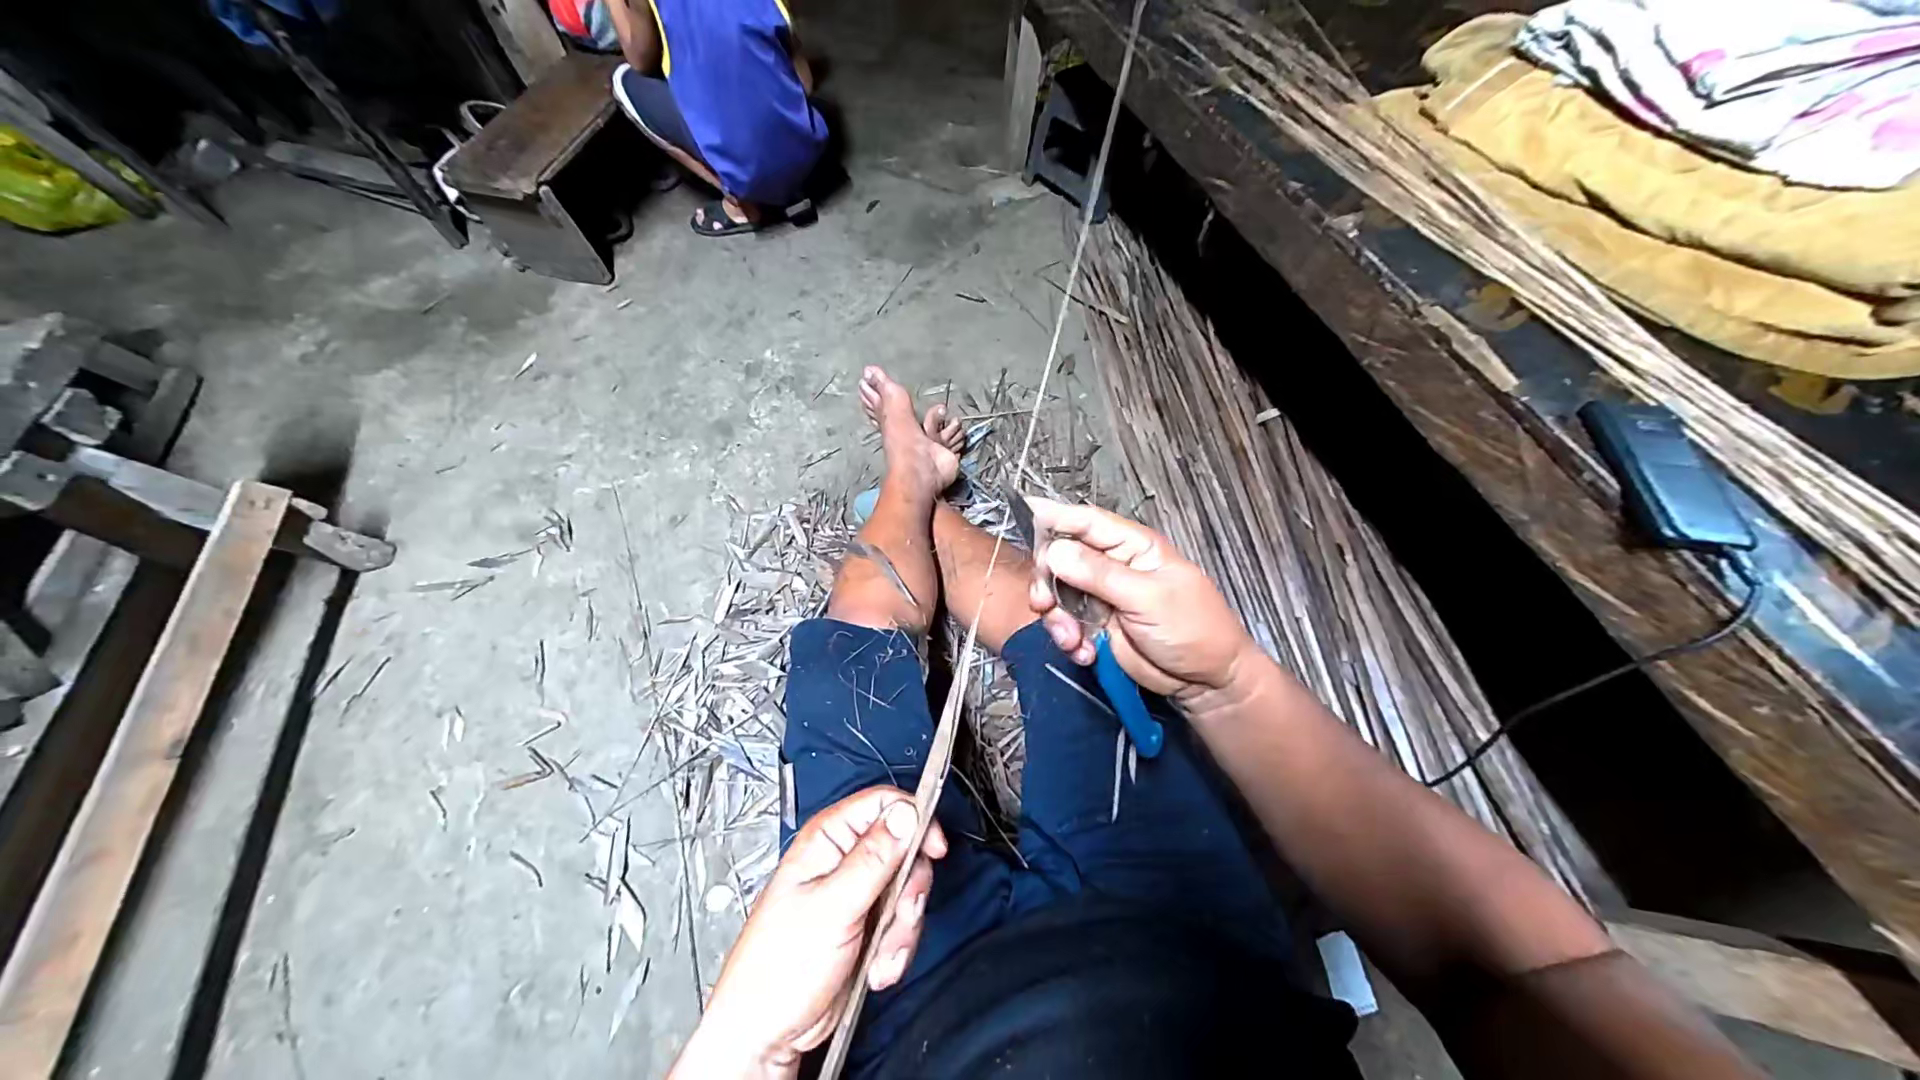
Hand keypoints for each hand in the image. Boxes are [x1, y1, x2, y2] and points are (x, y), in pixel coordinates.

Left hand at [671, 786, 945, 1078]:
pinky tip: (877, 966)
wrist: (768, 1032)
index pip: (884, 805)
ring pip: (907, 888)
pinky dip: (897, 947)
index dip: (915, 820)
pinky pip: (901, 920)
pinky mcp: (865, 922)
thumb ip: (874, 858)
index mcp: (828, 838)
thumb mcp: (833, 906)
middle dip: (909, 889)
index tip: (933, 848)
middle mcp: (842, 858)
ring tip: (881, 952)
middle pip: (904, 848)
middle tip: (898, 913)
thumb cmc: (776, 968)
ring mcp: (855, 890)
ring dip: (902, 927)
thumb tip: (905, 814)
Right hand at [1028, 498, 1259, 703]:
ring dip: (1057, 617)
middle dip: (1048, 580)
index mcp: (1132, 546)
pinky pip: (1065, 623)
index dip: (1055, 517)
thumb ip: (1100, 575)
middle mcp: (1112, 565)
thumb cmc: (1192, 630)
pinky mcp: (1095, 625)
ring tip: (1072, 641)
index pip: (1086, 522)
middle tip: (1044, 604)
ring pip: (1057, 593)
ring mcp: (1101, 596)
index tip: (1024, 514)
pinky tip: (1085, 653)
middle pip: (1060, 557)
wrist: (1206, 682)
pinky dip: (1068, 639)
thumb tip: (1055, 550)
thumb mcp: (1149, 598)